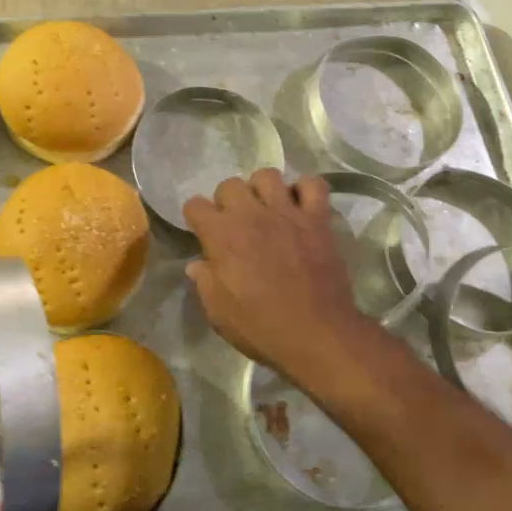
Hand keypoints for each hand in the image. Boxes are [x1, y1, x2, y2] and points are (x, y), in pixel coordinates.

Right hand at [182, 170, 371, 380]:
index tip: (204, 233)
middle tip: (236, 224)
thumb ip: (205, 282)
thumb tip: (197, 265)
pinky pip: (313, 185)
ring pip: (268, 176)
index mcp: (221, 235)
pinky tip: (301, 207)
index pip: (195, 205)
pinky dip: (306, 190)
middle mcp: (251, 214)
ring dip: (263, 190)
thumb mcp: (218, 313)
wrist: (316, 334)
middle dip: (227, 201)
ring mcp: (286, 212)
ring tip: (267, 210)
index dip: (197, 218)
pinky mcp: (317, 218)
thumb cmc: (261, 328)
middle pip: (230, 185)